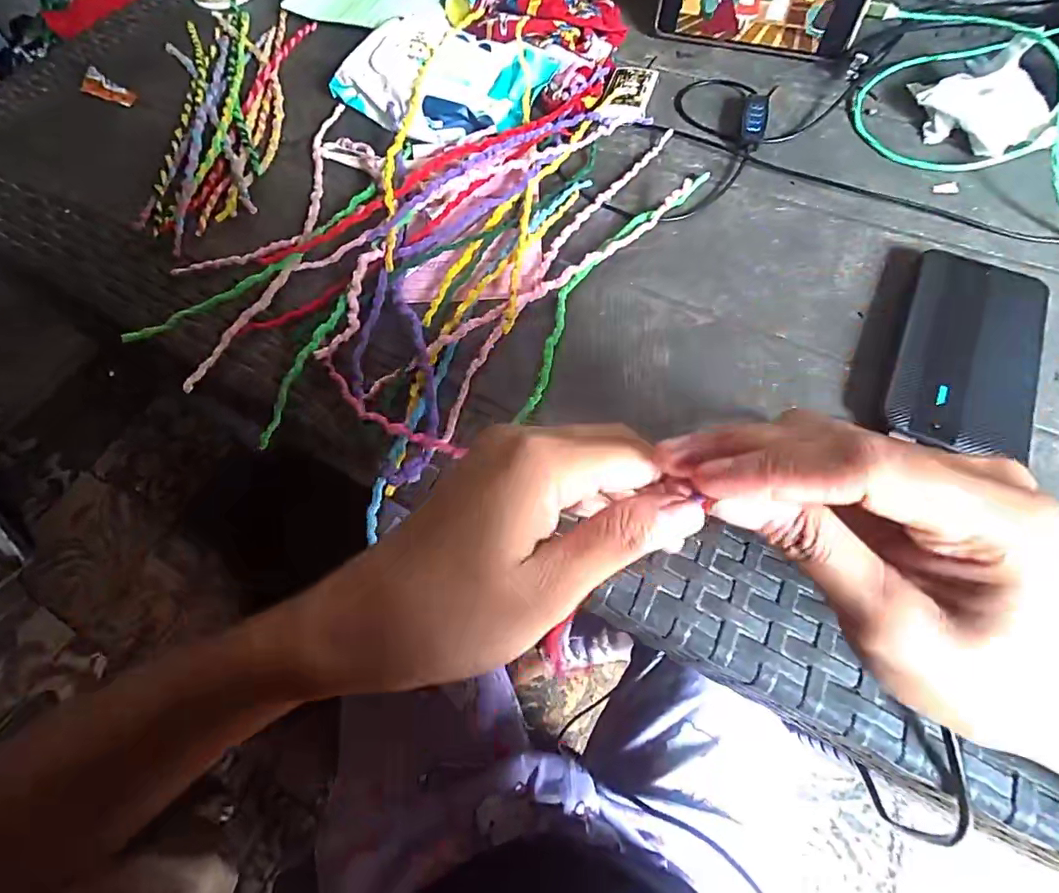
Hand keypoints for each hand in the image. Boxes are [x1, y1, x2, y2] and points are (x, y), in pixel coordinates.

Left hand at [263, 424, 705, 696]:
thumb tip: (684, 506)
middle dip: (643, 487)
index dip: (670, 486)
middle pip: (607, 445)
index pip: (632, 453)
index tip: (694, 532)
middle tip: (664, 549)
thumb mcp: (549, 589)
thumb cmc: (457, 617)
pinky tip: (584, 536)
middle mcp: (521, 437)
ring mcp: (499, 449)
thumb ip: (619, 539)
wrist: (364, 620)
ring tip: (631, 549)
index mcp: (540, 459)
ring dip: (612, 493)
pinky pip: (552, 468)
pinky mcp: (487, 467)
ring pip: (581, 456)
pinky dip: (579, 495)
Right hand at [658, 410, 1058, 752]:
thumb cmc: (969, 684)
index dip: (779, 469)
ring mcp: (941, 465)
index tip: (706, 480)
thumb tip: (727, 498)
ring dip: (752, 450)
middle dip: (751, 452)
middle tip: (675, 463)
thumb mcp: (890, 629)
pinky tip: (726, 469)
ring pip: (828, 439)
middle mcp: (973, 471)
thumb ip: (815, 551)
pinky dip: (773, 463)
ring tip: (687, 464)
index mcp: (998, 514)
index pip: (868, 467)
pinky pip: (830, 456)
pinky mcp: (909, 472)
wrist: (1023, 693)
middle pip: (841, 442)